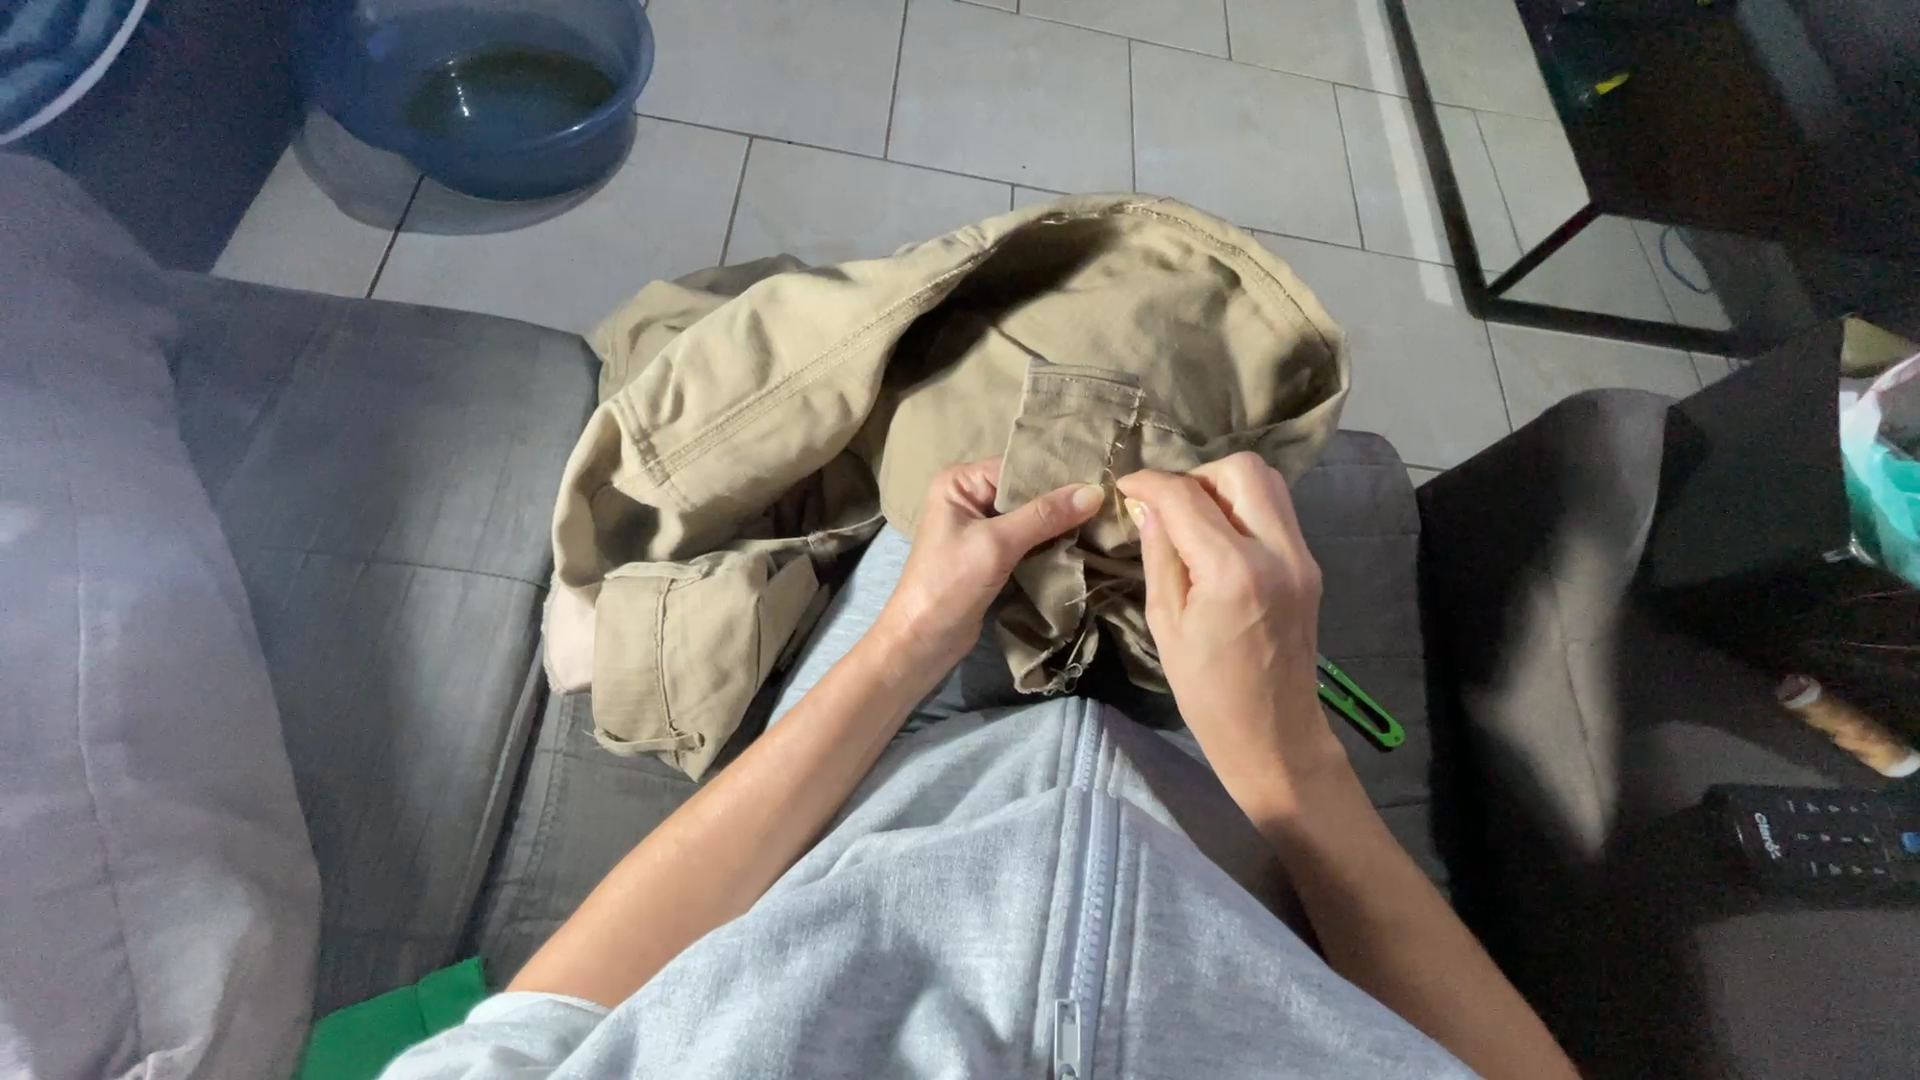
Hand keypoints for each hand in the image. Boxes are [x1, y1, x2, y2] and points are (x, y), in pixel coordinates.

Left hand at [875, 459, 1103, 669]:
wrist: (922, 642)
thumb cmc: (948, 585)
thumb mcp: (997, 544)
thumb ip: (1045, 516)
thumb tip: (1096, 491)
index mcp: (959, 482)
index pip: (1017, 467)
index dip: (1057, 475)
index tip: (1101, 480)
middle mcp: (969, 497)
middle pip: (1027, 491)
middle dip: (1063, 500)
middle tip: (1110, 503)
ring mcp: (981, 528)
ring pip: (1032, 517)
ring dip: (1061, 524)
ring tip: (1104, 521)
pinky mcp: (992, 555)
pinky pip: (1029, 539)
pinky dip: (1051, 542)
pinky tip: (1082, 542)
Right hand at [1117, 452, 1345, 803]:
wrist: (1274, 733)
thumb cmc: (1206, 690)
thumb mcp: (1165, 621)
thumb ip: (1159, 554)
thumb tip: (1147, 507)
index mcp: (1233, 572)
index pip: (1187, 497)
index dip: (1149, 482)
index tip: (1126, 486)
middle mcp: (1278, 552)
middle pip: (1241, 470)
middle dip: (1195, 476)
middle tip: (1168, 506)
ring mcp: (1302, 556)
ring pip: (1267, 482)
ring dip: (1223, 487)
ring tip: (1193, 518)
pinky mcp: (1310, 565)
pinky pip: (1277, 510)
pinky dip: (1243, 506)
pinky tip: (1218, 537)